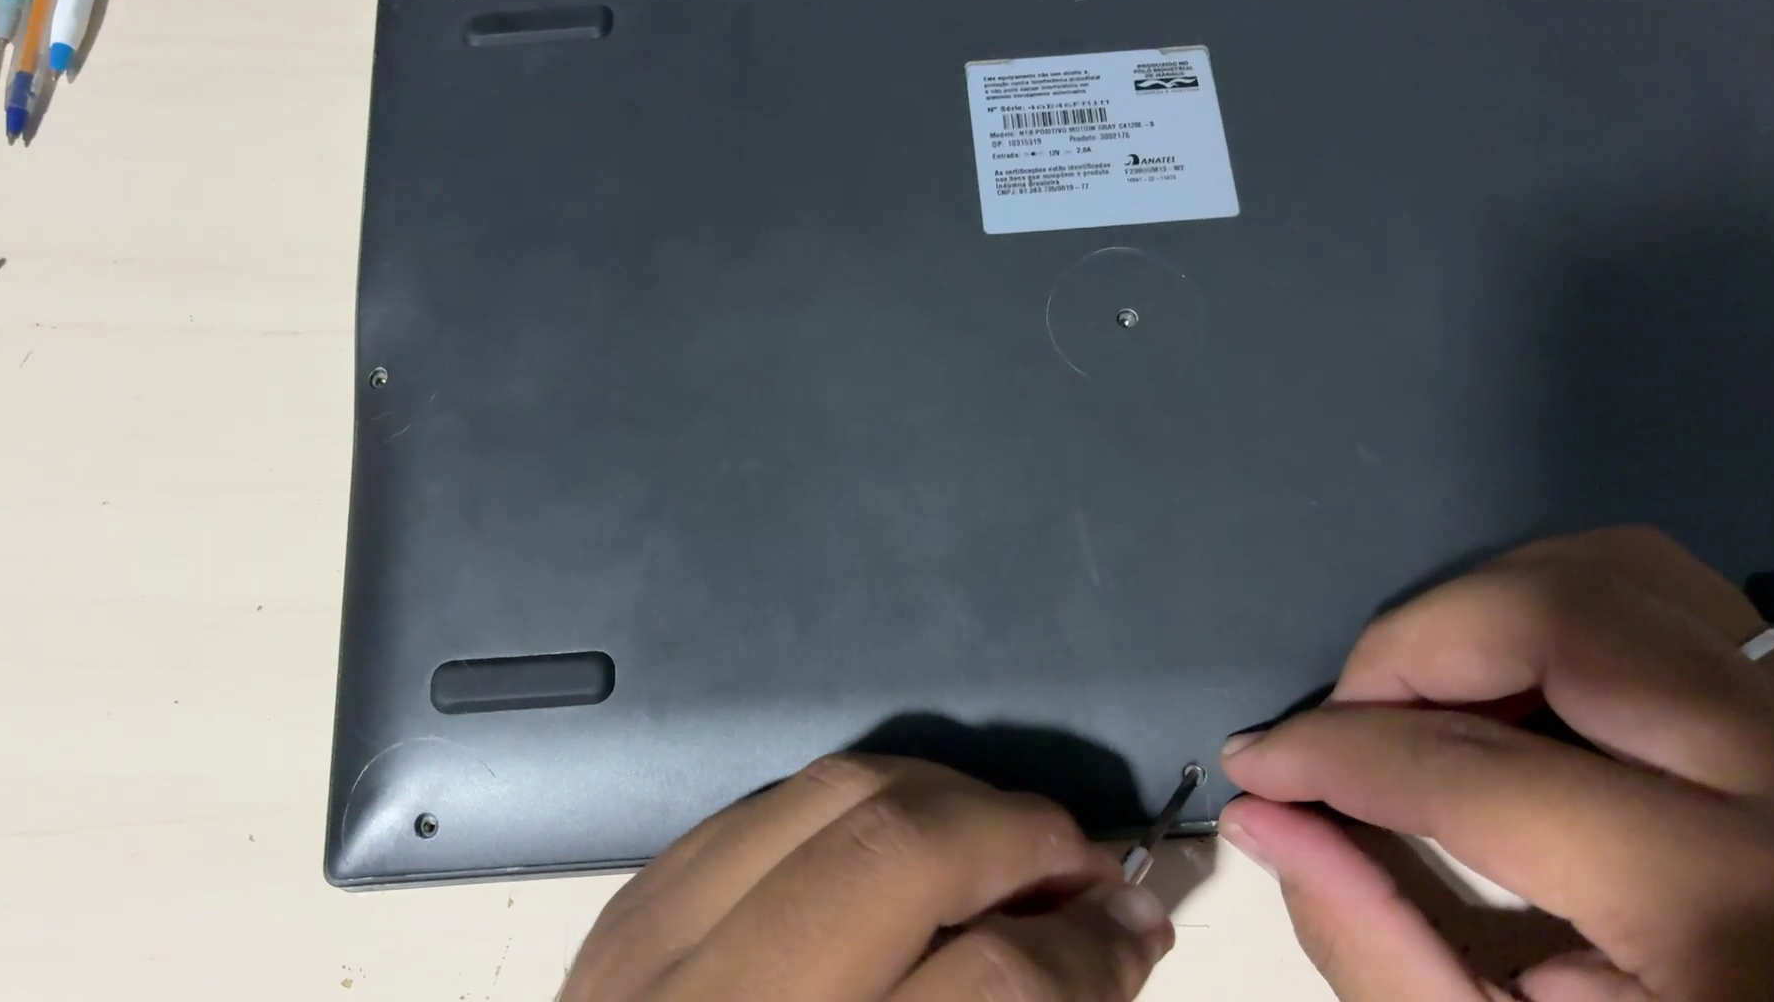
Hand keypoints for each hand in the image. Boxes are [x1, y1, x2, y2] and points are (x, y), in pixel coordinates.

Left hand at [561, 754, 1174, 1001]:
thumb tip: (1118, 930)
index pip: (984, 983)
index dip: (1082, 948)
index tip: (1134, 924)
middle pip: (895, 849)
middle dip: (1015, 834)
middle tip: (1079, 860)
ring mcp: (655, 934)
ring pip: (833, 790)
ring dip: (944, 794)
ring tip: (1004, 835)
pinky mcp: (639, 896)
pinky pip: (774, 800)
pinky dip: (861, 803)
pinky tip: (905, 834)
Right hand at [1219, 526, 1773, 1000]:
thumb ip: (1375, 946)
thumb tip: (1261, 820)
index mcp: (1724, 900)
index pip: (1464, 764)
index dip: (1324, 751)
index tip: (1253, 760)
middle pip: (1553, 615)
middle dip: (1400, 651)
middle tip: (1346, 719)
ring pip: (1618, 574)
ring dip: (1479, 615)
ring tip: (1426, 697)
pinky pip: (1667, 601)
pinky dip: (1556, 618)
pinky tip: (1513, 693)